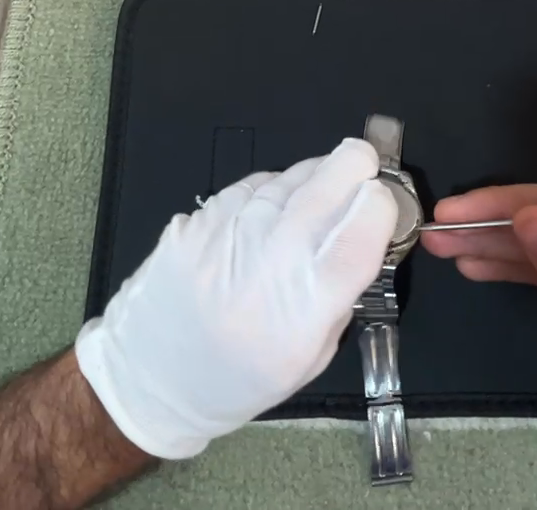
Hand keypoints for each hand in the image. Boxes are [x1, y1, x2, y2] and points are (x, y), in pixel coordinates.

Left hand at [76, 138, 396, 459]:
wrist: (152, 372)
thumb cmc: (240, 377)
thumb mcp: (310, 355)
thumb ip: (340, 294)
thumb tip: (361, 235)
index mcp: (304, 304)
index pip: (359, 234)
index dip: (380, 205)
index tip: (383, 198)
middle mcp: (270, 257)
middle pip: (326, 188)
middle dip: (354, 163)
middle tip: (364, 158)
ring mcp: (231, 228)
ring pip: (290, 177)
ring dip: (315, 172)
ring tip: (324, 181)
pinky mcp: (202, 214)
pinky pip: (254, 184)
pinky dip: (275, 186)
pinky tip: (277, 202)